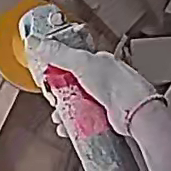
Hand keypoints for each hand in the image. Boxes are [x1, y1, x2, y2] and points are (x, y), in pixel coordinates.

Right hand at [26, 39, 159, 135]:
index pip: (73, 62)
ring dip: (65, 112)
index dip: (58, 70)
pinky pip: (84, 121)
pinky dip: (74, 125)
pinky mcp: (105, 118)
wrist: (135, 112)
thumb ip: (58, 53)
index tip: (47, 78)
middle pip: (73, 86)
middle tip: (52, 100)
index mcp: (99, 61)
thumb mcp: (81, 63)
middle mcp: (103, 80)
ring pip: (78, 105)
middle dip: (60, 95)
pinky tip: (67, 128)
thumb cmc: (116, 83)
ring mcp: (104, 100)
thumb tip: (36, 41)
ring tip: (58, 118)